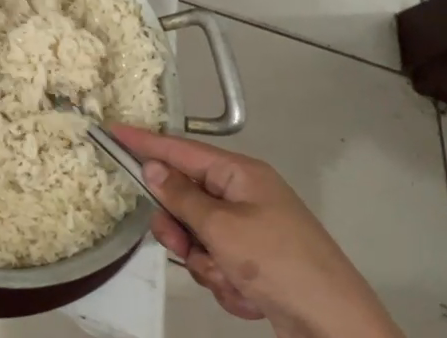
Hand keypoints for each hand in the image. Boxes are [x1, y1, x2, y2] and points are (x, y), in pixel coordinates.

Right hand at [107, 125, 402, 337]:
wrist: (338, 330)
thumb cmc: (280, 265)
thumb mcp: (222, 228)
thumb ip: (179, 196)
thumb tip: (151, 166)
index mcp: (241, 175)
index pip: (179, 149)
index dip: (143, 141)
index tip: (109, 130)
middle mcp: (245, 197)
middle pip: (184, 197)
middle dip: (179, 226)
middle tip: (179, 243)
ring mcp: (253, 232)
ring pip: (197, 236)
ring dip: (204, 261)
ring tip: (230, 280)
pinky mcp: (257, 265)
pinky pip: (216, 263)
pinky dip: (225, 281)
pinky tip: (248, 296)